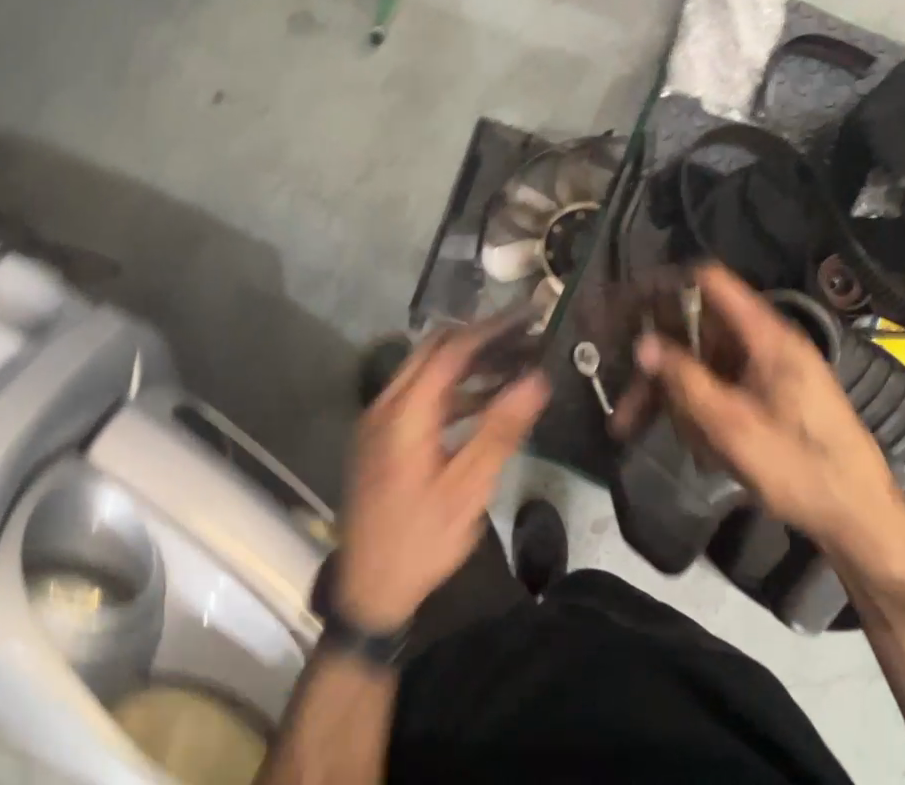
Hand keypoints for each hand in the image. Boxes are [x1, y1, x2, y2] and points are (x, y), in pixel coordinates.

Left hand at [335, 323, 549, 630]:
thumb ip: (500, 430)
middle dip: (480, 341)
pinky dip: (452, 393)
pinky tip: (485, 405)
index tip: (528, 318)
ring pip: (426, 375)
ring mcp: (379, 422)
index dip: (491, 329)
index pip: (450, 349)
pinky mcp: (381, 439)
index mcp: (404, 412)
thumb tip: (536, 380)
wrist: (367, 587)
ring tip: (515, 368)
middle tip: (524, 338)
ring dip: (468, 368)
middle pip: (434, 352)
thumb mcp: (467, 490)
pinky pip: (420, 399)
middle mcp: (385, 406)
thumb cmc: (420, 541)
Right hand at [627, 263, 904, 555]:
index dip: (665, 287)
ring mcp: (766, 373)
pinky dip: (695, 411)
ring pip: (701, 366)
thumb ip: (685, 380)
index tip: (623, 307)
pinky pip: (718, 389)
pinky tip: (691, 447)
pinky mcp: (767, 398)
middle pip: (695, 332)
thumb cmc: (800, 468)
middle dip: (655, 366)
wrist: (859, 517)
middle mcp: (765, 346)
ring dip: (671, 397)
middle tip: (623, 406)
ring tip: (644, 432)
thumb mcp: (733, 427)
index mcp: (766, 337)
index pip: (710, 283)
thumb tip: (642, 341)